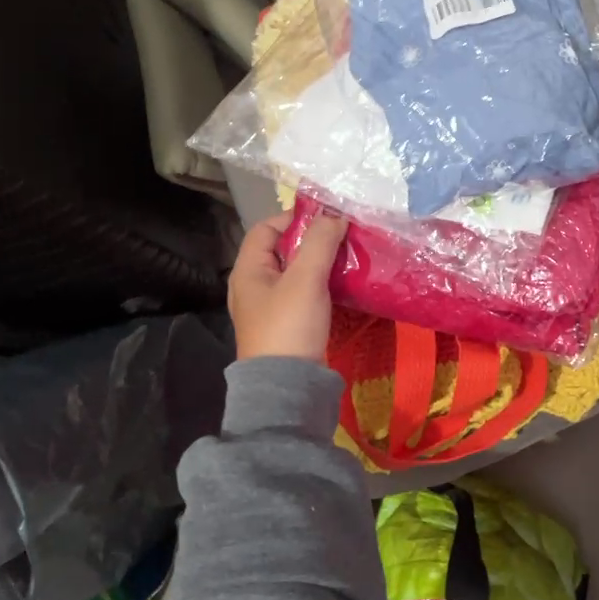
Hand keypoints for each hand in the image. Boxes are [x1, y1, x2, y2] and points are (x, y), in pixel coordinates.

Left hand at [229, 210, 348, 361]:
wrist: (288, 384)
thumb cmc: (290, 325)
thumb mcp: (306, 278)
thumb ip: (320, 242)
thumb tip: (335, 215)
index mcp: (248, 270)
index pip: (267, 229)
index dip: (295, 218)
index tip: (328, 217)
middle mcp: (255, 285)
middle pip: (284, 249)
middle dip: (314, 239)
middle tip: (345, 236)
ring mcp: (272, 306)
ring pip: (298, 271)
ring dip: (322, 261)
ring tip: (349, 257)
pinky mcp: (289, 322)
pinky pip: (306, 292)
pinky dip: (324, 283)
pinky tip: (345, 284)